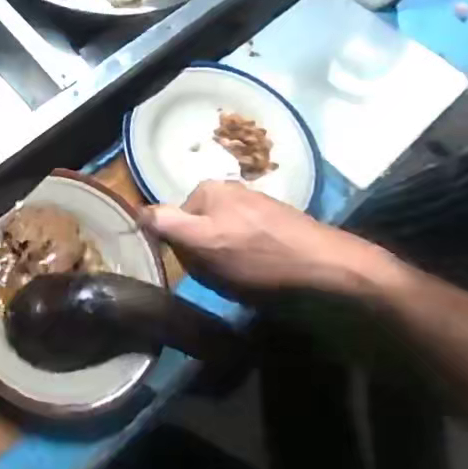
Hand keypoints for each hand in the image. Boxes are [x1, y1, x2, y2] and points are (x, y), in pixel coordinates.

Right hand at [140, 181, 399, 299]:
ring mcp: (258, 206)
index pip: (172, 220)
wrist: (331, 271)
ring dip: (229, 262)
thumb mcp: (202, 241)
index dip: (180, 248)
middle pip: (198, 229)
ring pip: (224, 240)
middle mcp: (231, 190)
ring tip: (249, 280)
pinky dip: (253, 263)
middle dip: (205, 256)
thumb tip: (137, 213)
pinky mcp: (281, 225)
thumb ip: (165, 224)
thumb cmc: (259, 257)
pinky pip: (250, 245)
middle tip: (222, 277)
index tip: (198, 267)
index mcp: (207, 188)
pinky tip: (268, 276)